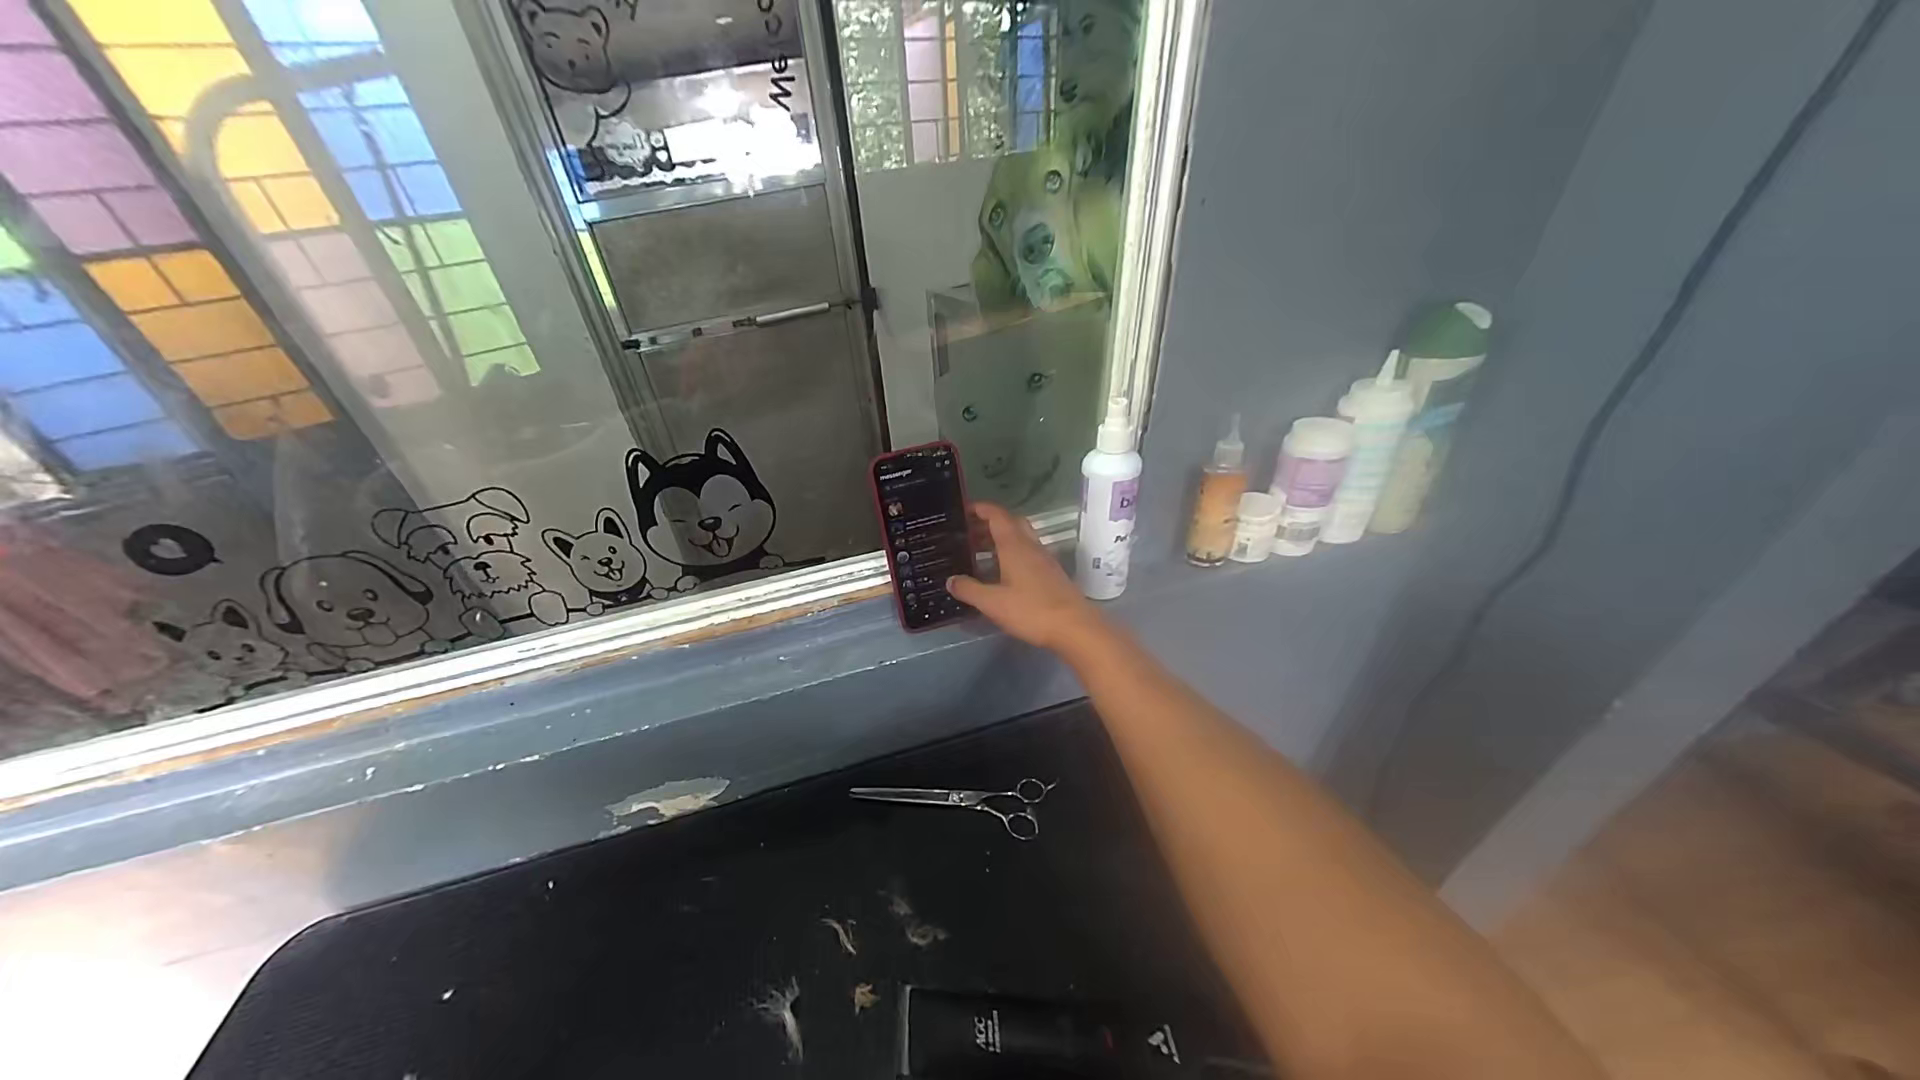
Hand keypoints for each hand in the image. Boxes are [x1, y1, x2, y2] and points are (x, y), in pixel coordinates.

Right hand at [947, 502, 1108, 652]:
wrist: (1074, 627)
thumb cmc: (1032, 610)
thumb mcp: (993, 603)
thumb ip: (969, 589)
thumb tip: (951, 580)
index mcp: (1015, 546)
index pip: (997, 516)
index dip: (980, 509)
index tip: (963, 509)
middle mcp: (1031, 547)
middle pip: (1010, 523)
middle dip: (989, 523)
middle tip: (968, 533)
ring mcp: (1044, 560)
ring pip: (1020, 539)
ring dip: (1000, 540)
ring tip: (979, 553)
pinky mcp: (1051, 574)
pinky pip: (1027, 554)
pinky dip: (1011, 555)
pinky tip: (1001, 573)